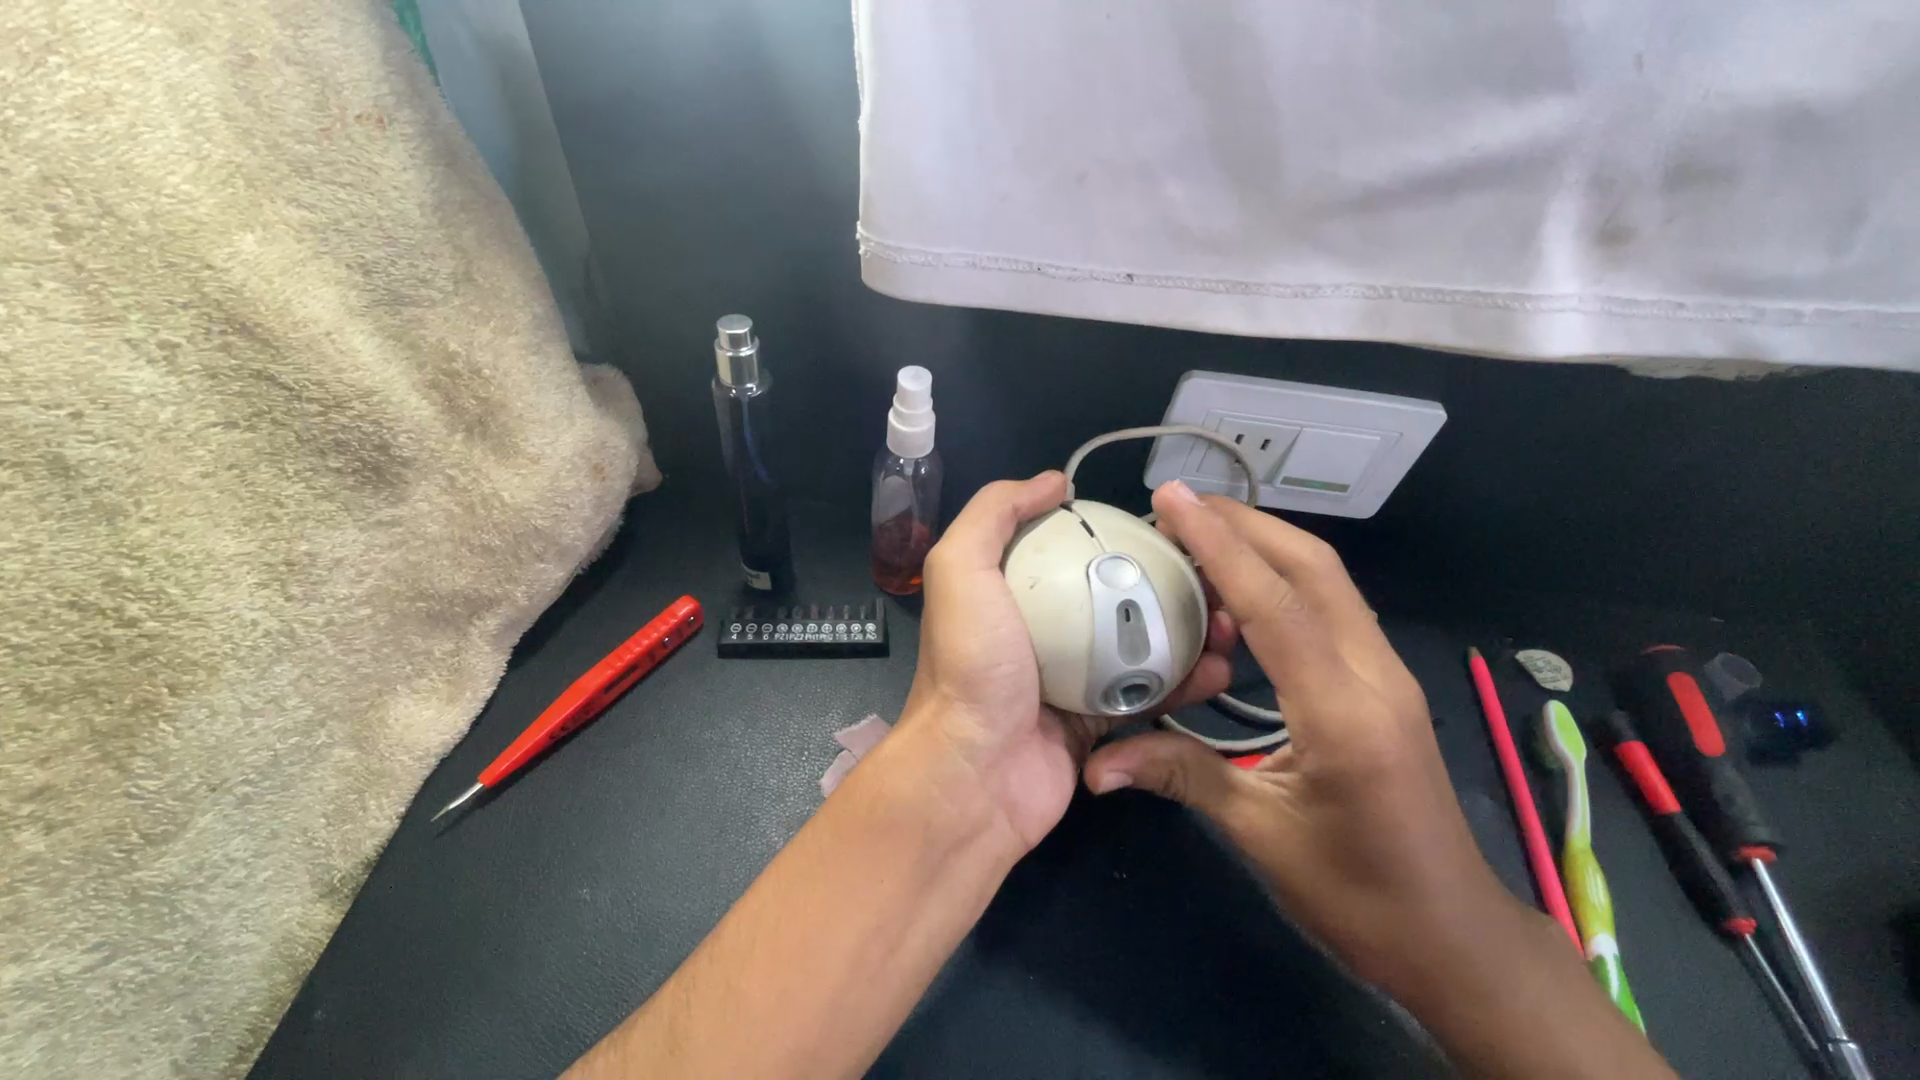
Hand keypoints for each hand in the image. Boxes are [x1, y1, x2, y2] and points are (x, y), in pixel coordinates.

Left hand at [892, 472, 1234, 853]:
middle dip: (1168, 581)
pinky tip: (1218, 669)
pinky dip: (1183, 683)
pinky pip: (1148, 694)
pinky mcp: (1099, 724)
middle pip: (1115, 593)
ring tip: (1230, 620)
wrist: (975, 777)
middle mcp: (1043, 630)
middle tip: (1215, 575)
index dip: (1118, 531)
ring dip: (1187, 632)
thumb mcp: (961, 570)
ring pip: (1140, 644)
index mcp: (1011, 591)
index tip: (1172, 523)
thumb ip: (994, 514)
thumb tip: (1053, 480)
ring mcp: (1072, 678)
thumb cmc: (971, 666)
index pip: (1072, 547)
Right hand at [1082, 481, 1523, 995]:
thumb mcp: (1263, 836)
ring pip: (1328, 583)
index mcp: (1344, 713)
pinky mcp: (1385, 684)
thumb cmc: (1360, 897)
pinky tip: (1236, 604)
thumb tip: (1096, 764)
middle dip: (1245, 524)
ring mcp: (1388, 675)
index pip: (1276, 605)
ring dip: (1264, 549)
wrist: (1454, 936)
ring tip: (1196, 544)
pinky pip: (1332, 611)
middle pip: (1314, 568)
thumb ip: (1182, 777)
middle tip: (1176, 506)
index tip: (1172, 500)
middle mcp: (1375, 676)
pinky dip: (1282, 585)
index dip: (1220, 545)